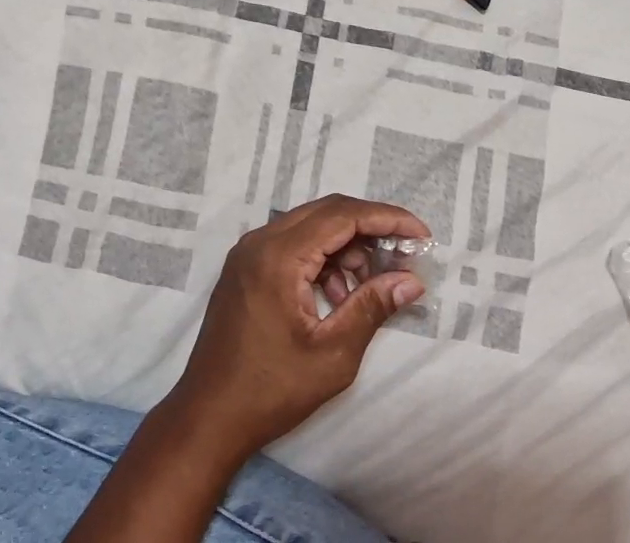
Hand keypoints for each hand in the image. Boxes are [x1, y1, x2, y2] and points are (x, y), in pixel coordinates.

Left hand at [166, 194, 429, 459]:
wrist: (208, 416)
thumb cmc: (271, 389)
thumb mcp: (332, 353)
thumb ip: (372, 308)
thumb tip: (412, 280)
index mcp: (278, 256)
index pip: (342, 215)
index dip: (387, 219)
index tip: (422, 235)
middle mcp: (259, 242)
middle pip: (326, 213)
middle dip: (370, 230)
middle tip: (404, 257)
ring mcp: (247, 254)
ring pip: (309, 228)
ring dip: (346, 248)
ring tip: (369, 288)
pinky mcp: (244, 270)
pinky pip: (292, 246)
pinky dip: (321, 260)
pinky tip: (337, 297)